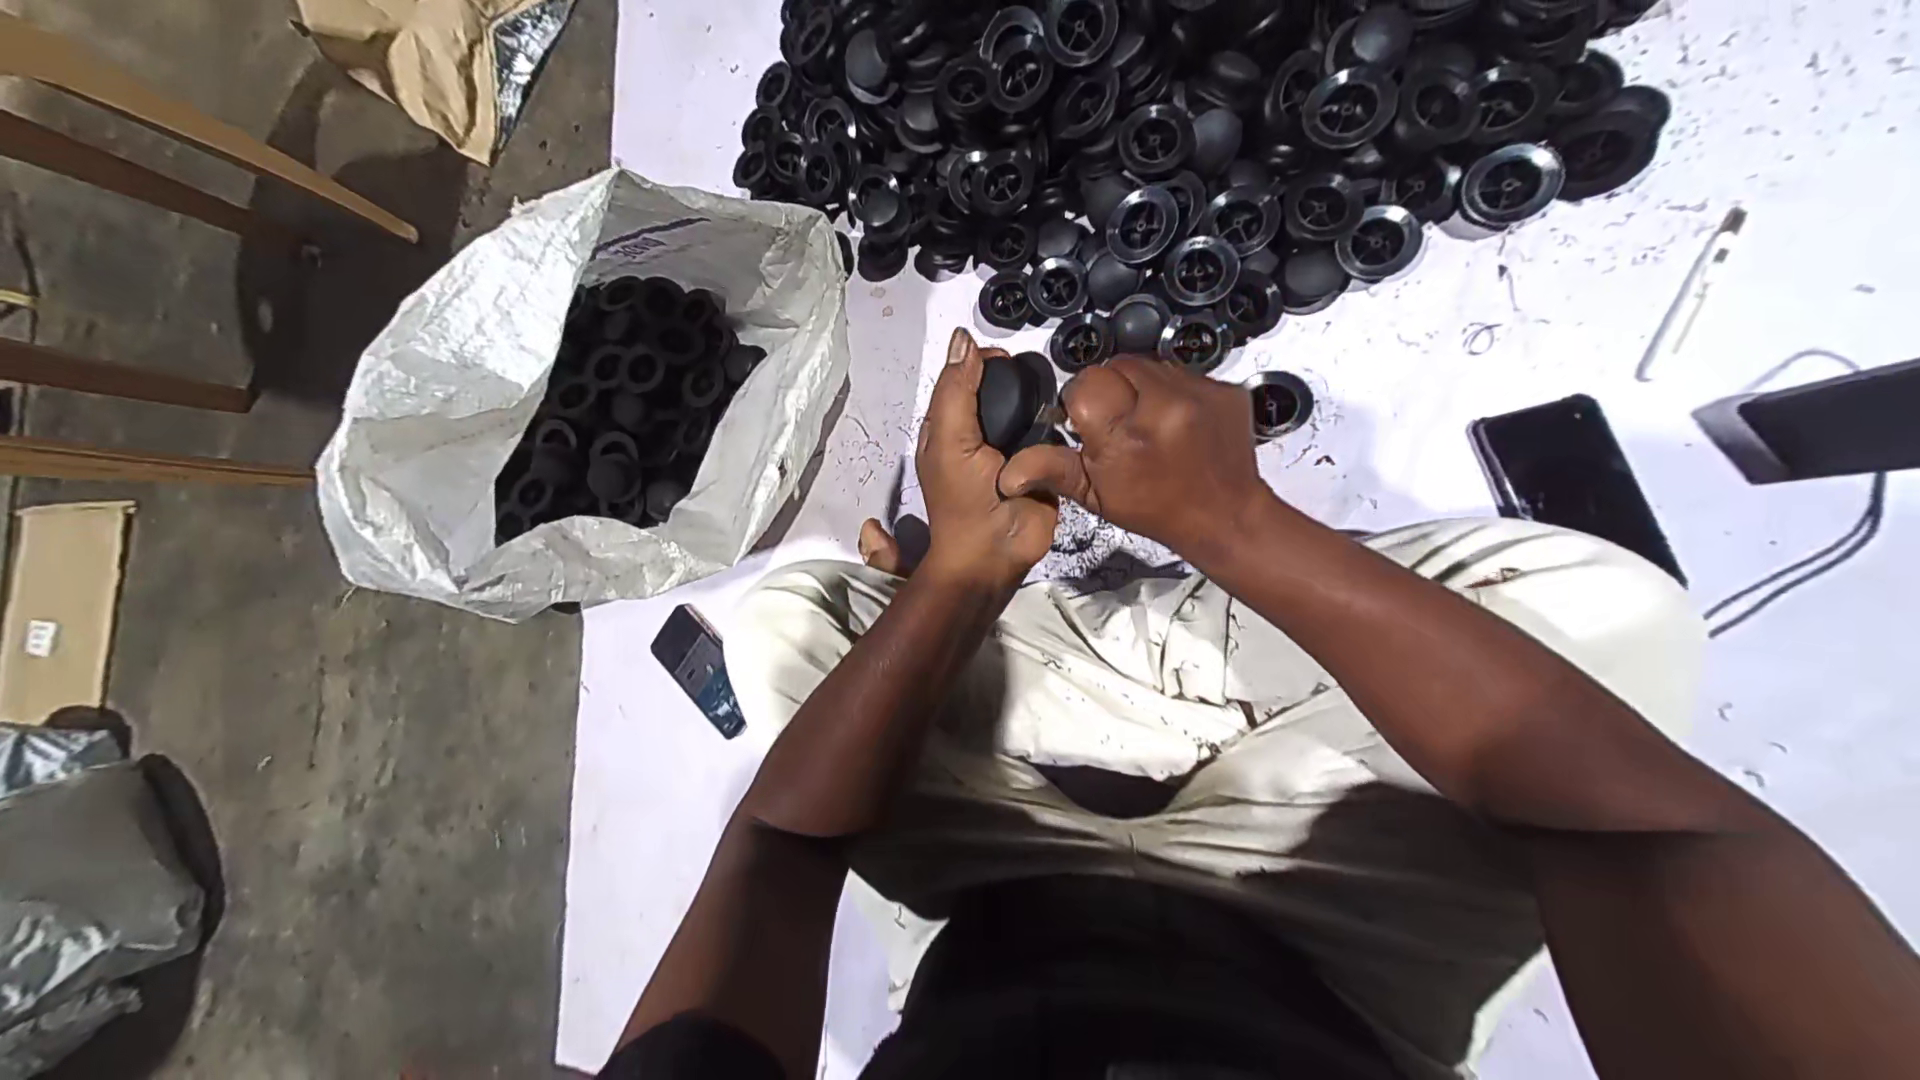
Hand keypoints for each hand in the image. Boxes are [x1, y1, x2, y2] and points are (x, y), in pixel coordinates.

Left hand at [884, 329, 1058, 591]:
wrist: (995, 554)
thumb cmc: (963, 501)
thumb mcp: (949, 440)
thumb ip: (955, 390)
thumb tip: (963, 338)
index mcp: (951, 424)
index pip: (967, 376)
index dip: (983, 362)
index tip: (1005, 361)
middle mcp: (982, 432)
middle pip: (1001, 390)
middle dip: (1016, 382)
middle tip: (1035, 381)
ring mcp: (1014, 448)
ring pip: (1030, 408)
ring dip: (1041, 403)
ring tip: (1052, 402)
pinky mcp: (1043, 463)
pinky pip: (1053, 435)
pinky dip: (1058, 427)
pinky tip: (1066, 420)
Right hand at [998, 354, 1273, 563]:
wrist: (1222, 514)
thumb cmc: (1155, 508)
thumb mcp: (1095, 496)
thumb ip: (1052, 471)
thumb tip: (1010, 473)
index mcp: (1124, 436)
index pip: (1086, 383)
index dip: (1081, 400)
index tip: (1089, 422)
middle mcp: (1163, 407)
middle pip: (1116, 365)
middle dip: (1110, 388)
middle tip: (1119, 423)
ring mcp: (1198, 394)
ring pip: (1149, 363)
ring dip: (1140, 385)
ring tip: (1147, 420)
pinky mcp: (1223, 388)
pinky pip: (1182, 370)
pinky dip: (1171, 389)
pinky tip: (1174, 418)